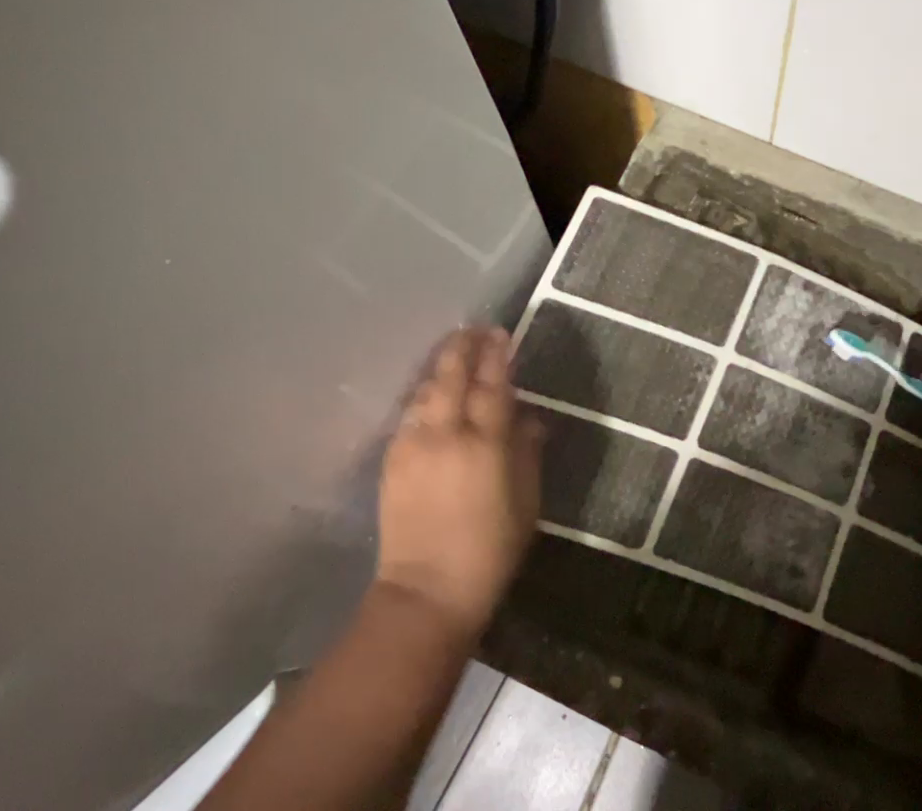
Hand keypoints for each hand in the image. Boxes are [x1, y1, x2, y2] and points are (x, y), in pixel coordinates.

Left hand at [376, 327, 543, 636]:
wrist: (427, 590)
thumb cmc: (490, 551)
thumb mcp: (526, 504)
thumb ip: (527, 454)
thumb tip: (529, 420)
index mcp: (486, 444)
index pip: (493, 385)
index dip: (498, 356)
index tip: (502, 334)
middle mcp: (446, 434)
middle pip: (452, 376)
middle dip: (464, 348)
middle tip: (474, 330)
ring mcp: (413, 445)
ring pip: (426, 391)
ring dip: (441, 367)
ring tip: (453, 353)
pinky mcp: (392, 460)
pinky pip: (410, 414)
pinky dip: (424, 396)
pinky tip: (431, 394)